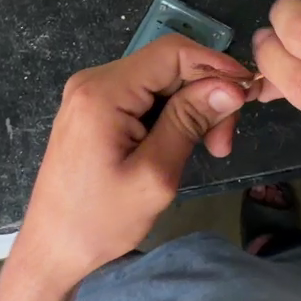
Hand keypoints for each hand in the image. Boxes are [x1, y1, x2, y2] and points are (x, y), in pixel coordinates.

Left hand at [16, 35, 254, 285]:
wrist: (52, 248)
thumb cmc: (100, 221)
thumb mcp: (154, 175)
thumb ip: (189, 122)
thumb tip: (231, 86)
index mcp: (103, 91)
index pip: (171, 52)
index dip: (215, 65)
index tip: (248, 94)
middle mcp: (92, 80)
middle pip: (166, 66)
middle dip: (204, 95)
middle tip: (223, 144)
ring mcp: (90, 94)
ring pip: (158, 81)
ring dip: (189, 108)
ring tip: (208, 149)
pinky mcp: (93, 109)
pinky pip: (141, 97)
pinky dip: (168, 115)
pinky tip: (180, 144)